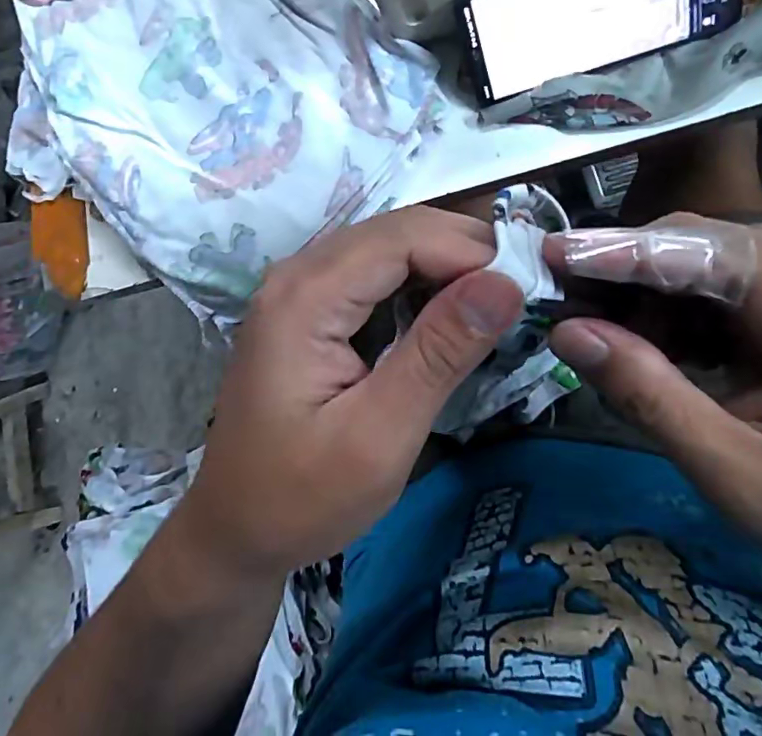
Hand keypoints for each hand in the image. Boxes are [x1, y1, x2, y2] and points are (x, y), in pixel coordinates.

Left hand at [173, 206, 523, 577]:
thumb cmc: (301, 498)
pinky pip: (376, 271)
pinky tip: (451, 312)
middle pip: (396, 230)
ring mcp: (300, 286)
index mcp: (305, 297)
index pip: (403, 236)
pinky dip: (422, 282)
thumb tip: (505, 284)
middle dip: (465, 251)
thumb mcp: (380, 437)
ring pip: (390, 244)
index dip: (470, 250)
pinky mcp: (310, 305)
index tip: (527, 286)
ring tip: (499, 300)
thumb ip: (440, 354)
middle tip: (523, 291)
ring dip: (447, 263)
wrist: (234, 531)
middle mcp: (298, 273)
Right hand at [544, 213, 761, 635]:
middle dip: (636, 269)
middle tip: (568, 302)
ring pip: (724, 257)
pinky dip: (686, 304)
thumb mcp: (740, 482)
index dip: (639, 251)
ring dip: (656, 289)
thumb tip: (569, 332)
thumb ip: (652, 400)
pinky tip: (658, 341)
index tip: (561, 254)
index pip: (733, 261)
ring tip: (610, 335)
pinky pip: (740, 279)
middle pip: (725, 247)